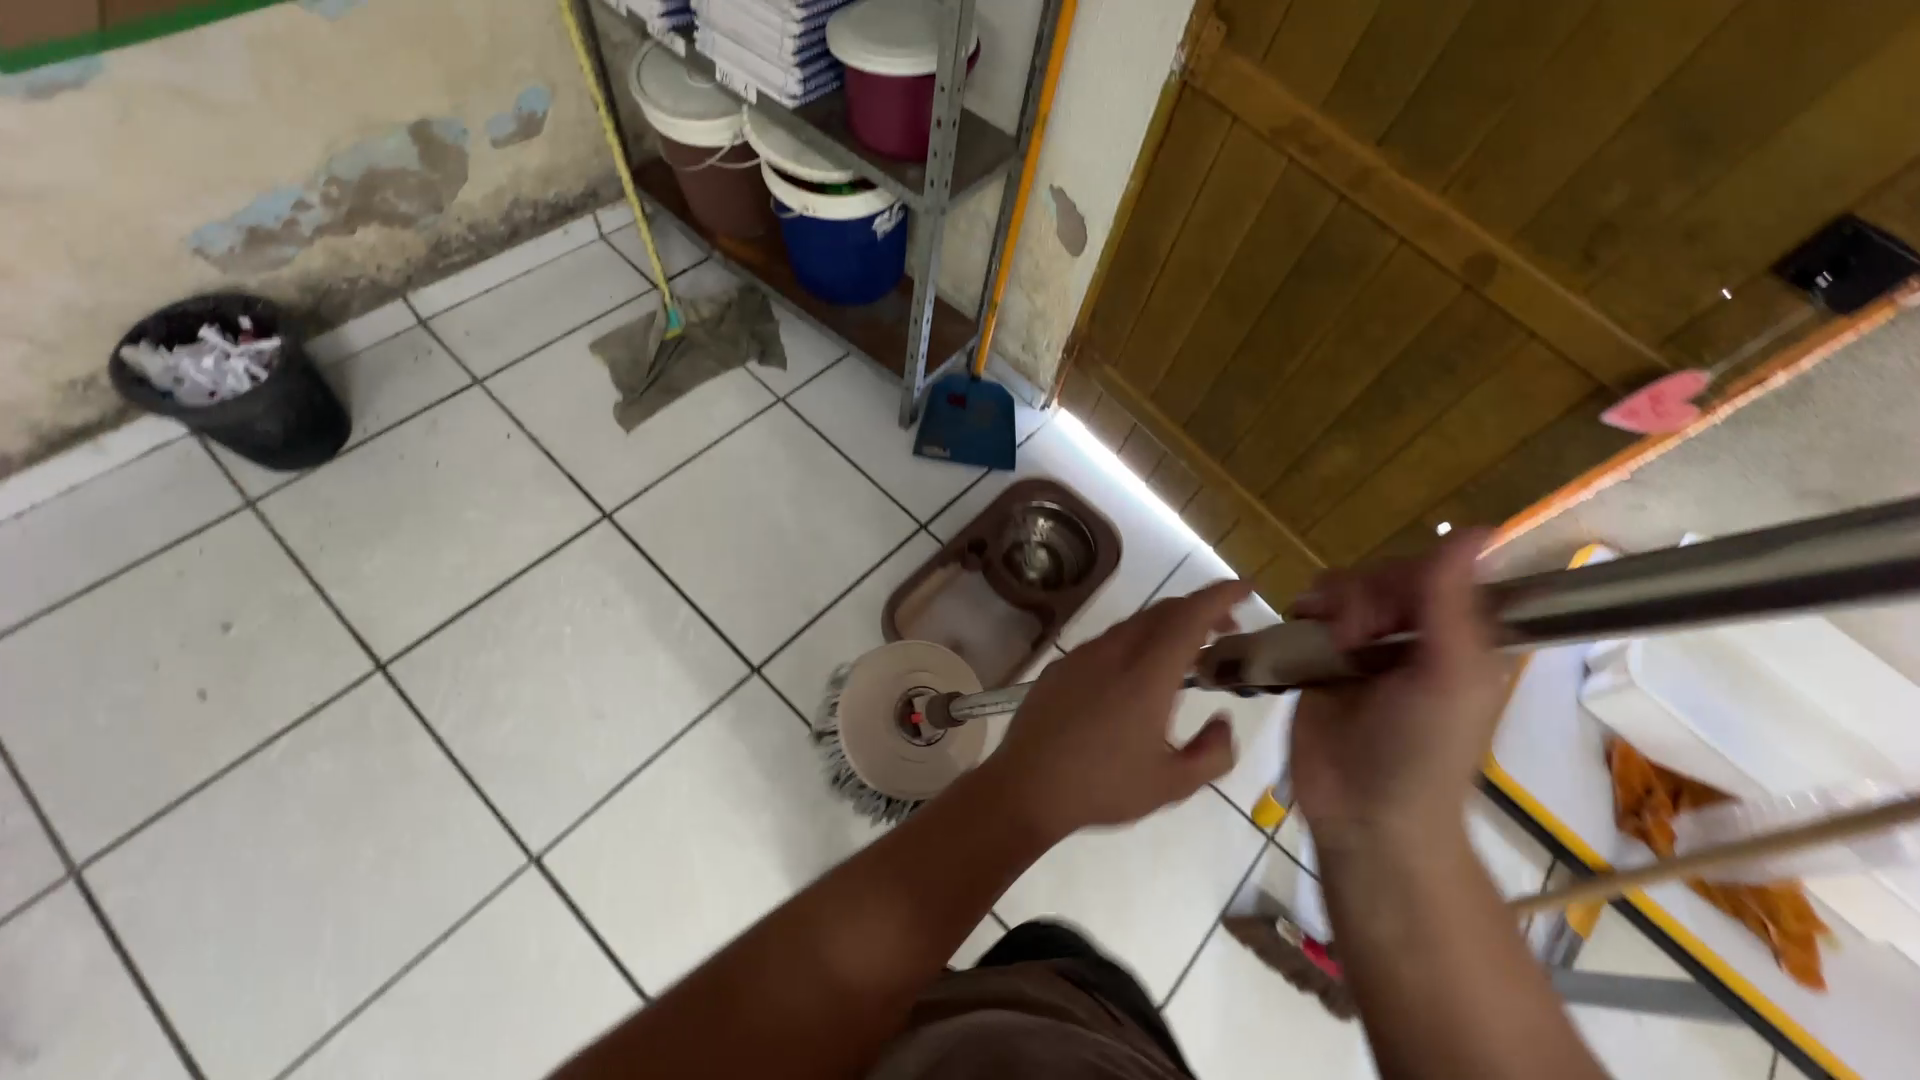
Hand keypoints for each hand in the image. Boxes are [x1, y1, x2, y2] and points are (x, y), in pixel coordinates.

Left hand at [986, 580, 1253, 839]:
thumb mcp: (1172, 784)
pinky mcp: (1061, 668)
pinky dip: (1134, 643)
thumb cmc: (1103, 788)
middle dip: (1200, 611)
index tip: (1245, 589)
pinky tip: (1135, 676)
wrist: (1025, 789)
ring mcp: (1083, 656)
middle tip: (1225, 632)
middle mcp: (1114, 653)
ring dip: (1166, 628)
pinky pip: (1106, 642)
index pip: (1190, 616)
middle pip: (1163, 612)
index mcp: (1147, 675)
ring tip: (1184, 655)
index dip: (1221, 595)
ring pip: (1133, 625)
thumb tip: (1224, 722)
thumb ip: (1214, 753)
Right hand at [1287, 533, 1508, 848]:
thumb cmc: (1424, 751)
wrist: (1366, 813)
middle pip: (1383, 576)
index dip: (1407, 578)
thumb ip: (1455, 602)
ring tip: (1332, 642)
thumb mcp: (1452, 675)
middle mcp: (1412, 636)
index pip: (1433, 573)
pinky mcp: (1320, 662)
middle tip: (1357, 639)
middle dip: (1364, 597)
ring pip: (1343, 590)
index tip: (1392, 611)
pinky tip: (1302, 627)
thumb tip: (1477, 527)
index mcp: (1458, 637)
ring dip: (1333, 604)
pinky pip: (1310, 616)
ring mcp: (1363, 649)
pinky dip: (1304, 614)